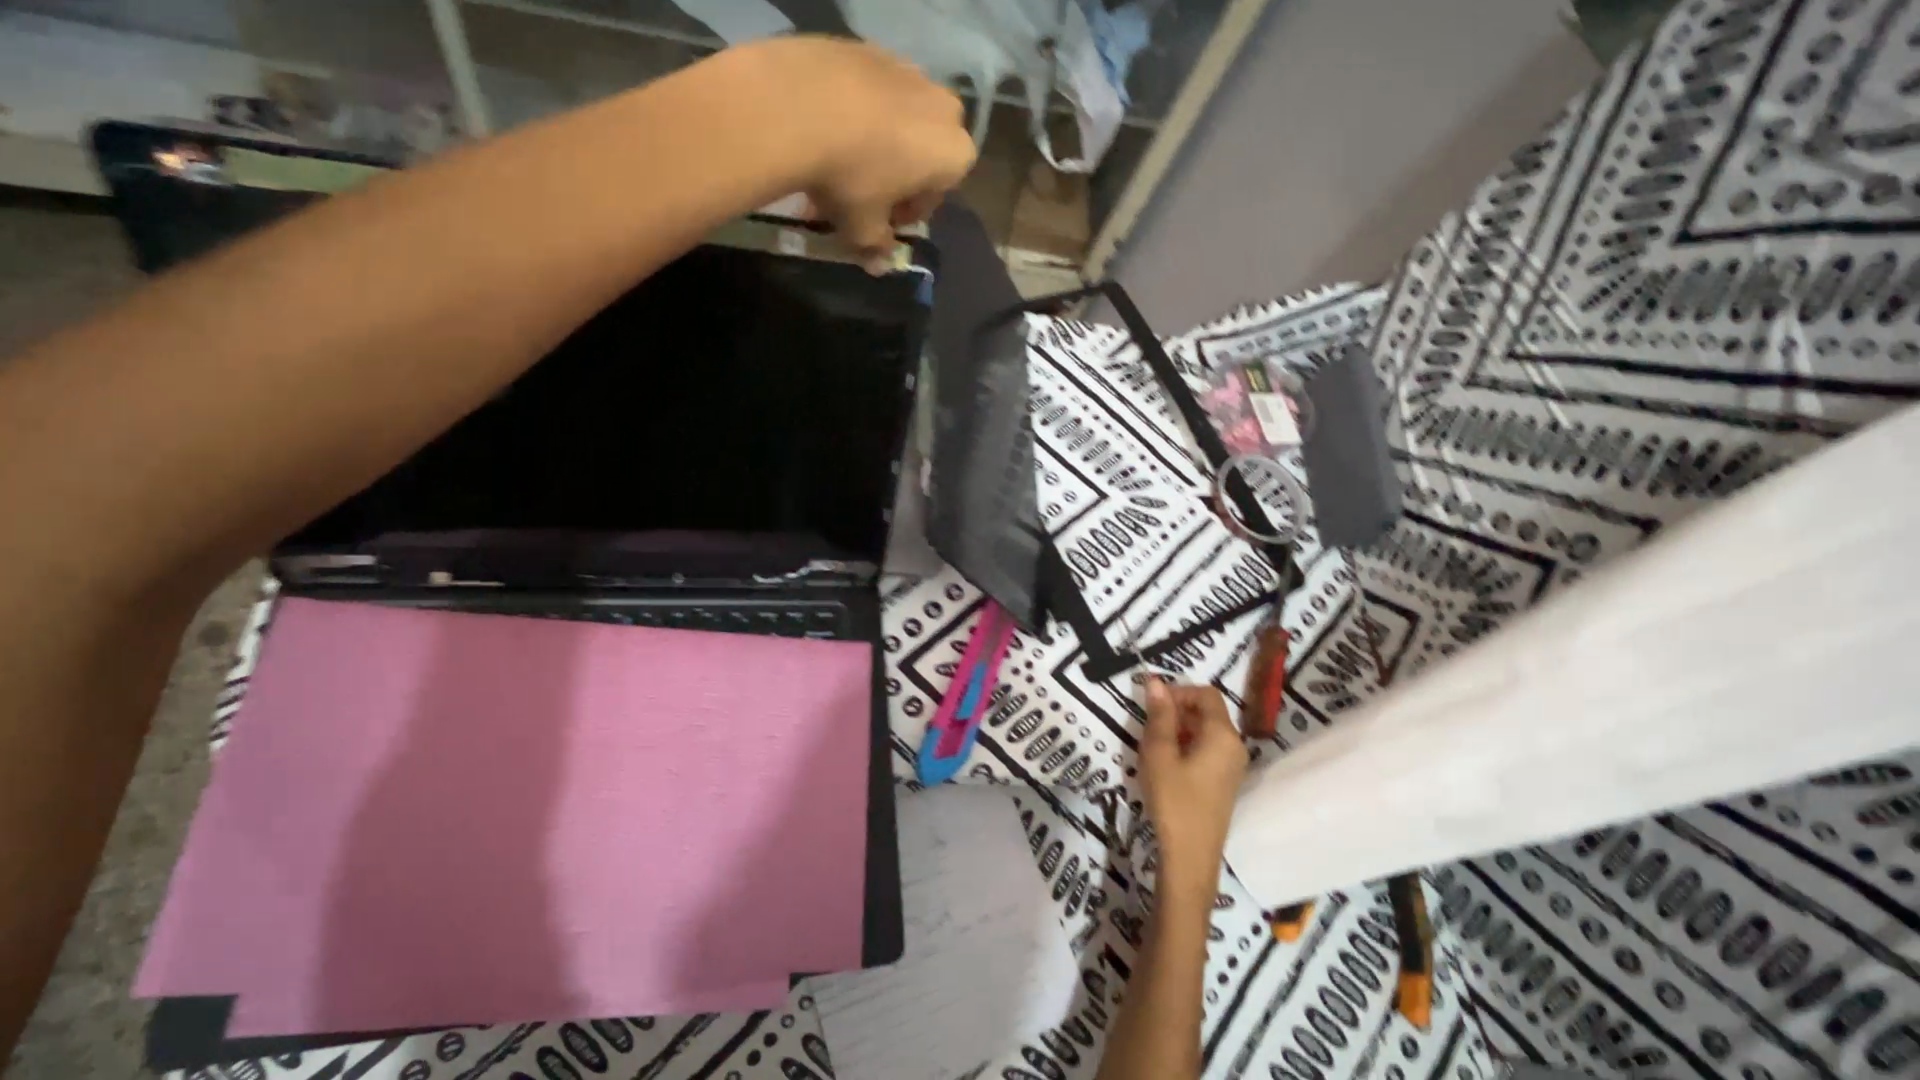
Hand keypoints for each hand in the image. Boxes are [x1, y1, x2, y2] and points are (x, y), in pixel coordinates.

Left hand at [727, 37, 977, 261]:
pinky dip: (854, 109)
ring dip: (874, 142)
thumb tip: (880, 267)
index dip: (904, 214)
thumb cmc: (850, 177)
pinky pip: (870, 91)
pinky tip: (822, 125)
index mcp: (955, 155)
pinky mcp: (874, 50)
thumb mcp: (862, 225)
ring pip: (896, 120)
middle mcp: (945, 110)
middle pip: (920, 152)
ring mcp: (911, 72)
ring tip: (834, 159)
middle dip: (893, 174)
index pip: (935, 196)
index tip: (878, 222)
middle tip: (857, 193)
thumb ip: (876, 246)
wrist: (800, 104)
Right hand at [1139, 677, 1247, 899]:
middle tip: (1147, 726)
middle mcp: (1234, 746)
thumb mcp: (1159, 754)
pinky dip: (1187, 747)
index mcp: (1223, 735)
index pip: (1205, 694)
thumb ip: (1159, 715)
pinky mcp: (1224, 783)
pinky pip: (1207, 751)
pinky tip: (1165, 765)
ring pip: (1206, 732)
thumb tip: (1155, 682)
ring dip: (1179, 730)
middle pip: (1208, 712)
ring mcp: (1232, 766)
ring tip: (1152, 746)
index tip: (1151, 704)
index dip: (1178, 692)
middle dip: (1177, 711)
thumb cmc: (1173, 800)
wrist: (1190, 855)